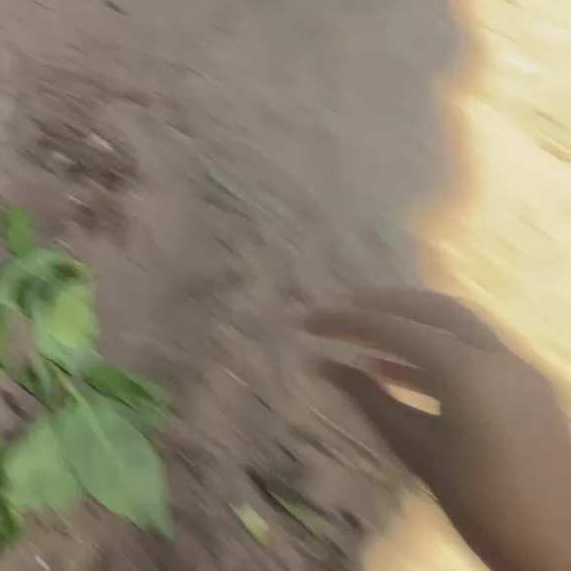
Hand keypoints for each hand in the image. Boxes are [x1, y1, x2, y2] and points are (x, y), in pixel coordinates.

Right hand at [305, 289, 570, 570]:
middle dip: (385, 305)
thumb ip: (366, 395)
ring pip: (459, 332)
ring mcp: (523, 381)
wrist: (561, 552)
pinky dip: (433, 353)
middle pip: (438, 311)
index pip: (394, 328)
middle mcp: (502, 363)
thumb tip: (323, 363)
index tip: (305, 323)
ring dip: (409, 328)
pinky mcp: (529, 400)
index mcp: (470, 371)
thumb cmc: (479, 498)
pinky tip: (393, 371)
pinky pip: (475, 357)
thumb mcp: (414, 444)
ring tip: (360, 341)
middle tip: (341, 310)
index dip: (343, 321)